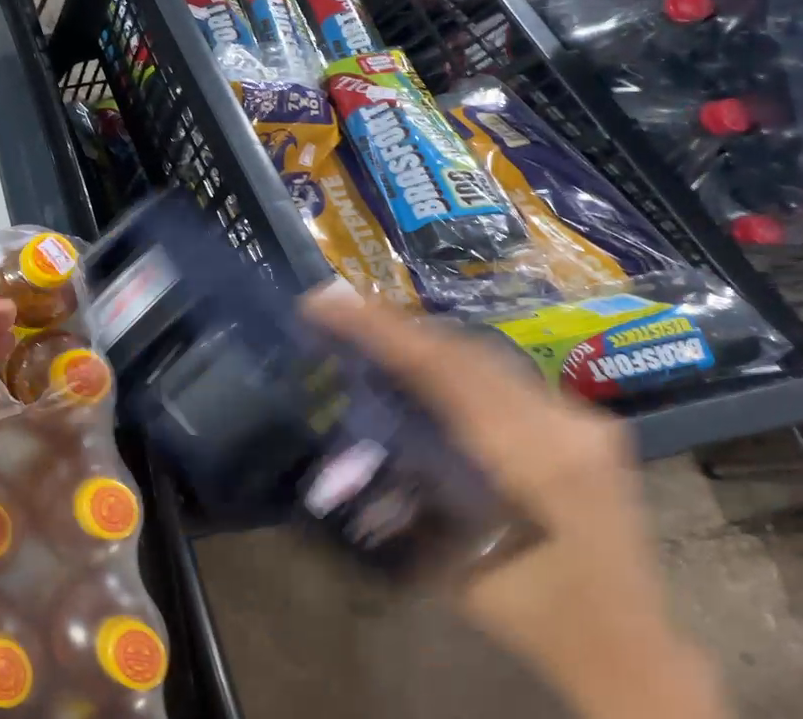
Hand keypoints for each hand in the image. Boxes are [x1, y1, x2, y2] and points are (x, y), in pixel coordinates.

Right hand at [303, 286, 729, 718]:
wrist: (625, 645)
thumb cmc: (525, 607)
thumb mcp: (443, 553)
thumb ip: (398, 488)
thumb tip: (337, 439)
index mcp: (531, 457)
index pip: (443, 368)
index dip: (378, 330)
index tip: (323, 303)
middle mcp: (564, 425)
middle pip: (463, 350)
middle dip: (392, 324)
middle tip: (331, 308)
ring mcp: (582, 422)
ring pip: (484, 356)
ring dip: (420, 340)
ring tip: (364, 328)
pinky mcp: (585, 427)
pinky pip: (505, 375)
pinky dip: (451, 361)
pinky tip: (419, 366)